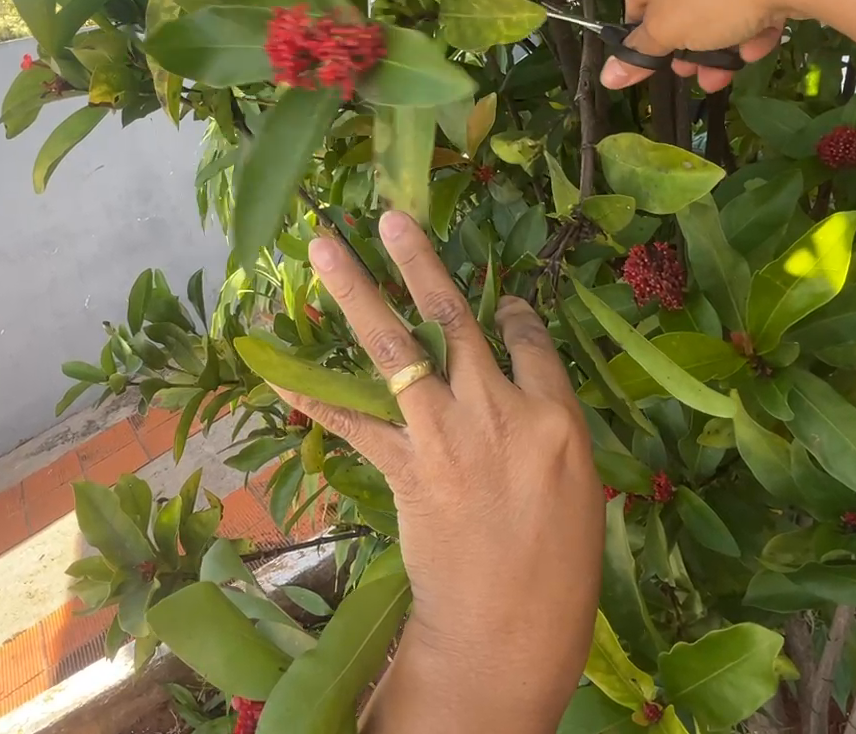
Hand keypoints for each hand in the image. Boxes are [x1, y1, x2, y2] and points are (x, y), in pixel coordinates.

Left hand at [274, 210, 601, 733]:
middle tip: (388, 217)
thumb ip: (546, 419)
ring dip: (356, 292)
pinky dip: (313, 393)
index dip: (511, 313)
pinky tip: (276, 367)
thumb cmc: (561, 568)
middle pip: (456, 318)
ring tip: (324, 248)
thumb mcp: (578, 482)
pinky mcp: (404, 466)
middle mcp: (500, 410)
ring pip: (397, 349)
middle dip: (419, 263)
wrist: (508, 637)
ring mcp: (446, 435)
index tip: (500, 306)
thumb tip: (515, 373)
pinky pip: (352, 420)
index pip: (528, 335)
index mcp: (557, 415)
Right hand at [604, 0, 835, 91]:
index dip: (648, 42)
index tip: (662, 67)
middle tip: (698, 75)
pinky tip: (763, 43)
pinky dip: (755, 23)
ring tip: (732, 70)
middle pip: (680, 9)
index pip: (636, 7)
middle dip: (690, 50)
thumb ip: (638, 54)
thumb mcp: (667, 32)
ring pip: (718, 7)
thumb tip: (606, 77)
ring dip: (723, 46)